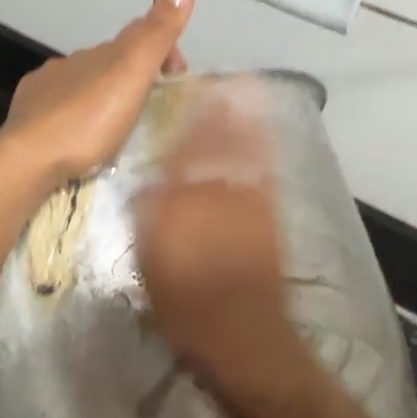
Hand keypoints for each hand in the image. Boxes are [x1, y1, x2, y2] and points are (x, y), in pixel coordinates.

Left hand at [0, 0, 193, 188]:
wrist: (29, 158)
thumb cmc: (88, 120)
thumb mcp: (131, 74)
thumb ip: (157, 33)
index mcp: (100, 53)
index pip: (138, 34)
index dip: (164, 49)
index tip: (177, 78)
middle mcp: (71, 63)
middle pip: (109, 62)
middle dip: (132, 77)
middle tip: (150, 110)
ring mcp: (46, 88)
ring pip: (83, 85)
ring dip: (102, 98)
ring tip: (116, 129)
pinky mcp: (29, 115)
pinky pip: (59, 108)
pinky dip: (75, 115)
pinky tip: (78, 136)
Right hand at [135, 78, 306, 407]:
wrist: (244, 335)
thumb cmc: (187, 305)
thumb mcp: (151, 264)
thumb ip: (148, 219)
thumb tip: (146, 187)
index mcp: (181, 202)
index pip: (178, 151)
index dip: (182, 122)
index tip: (182, 96)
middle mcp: (216, 192)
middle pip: (215, 143)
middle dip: (217, 112)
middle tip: (218, 82)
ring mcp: (249, 202)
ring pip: (245, 151)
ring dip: (245, 120)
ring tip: (245, 90)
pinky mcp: (271, 217)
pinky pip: (268, 171)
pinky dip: (267, 148)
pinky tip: (266, 134)